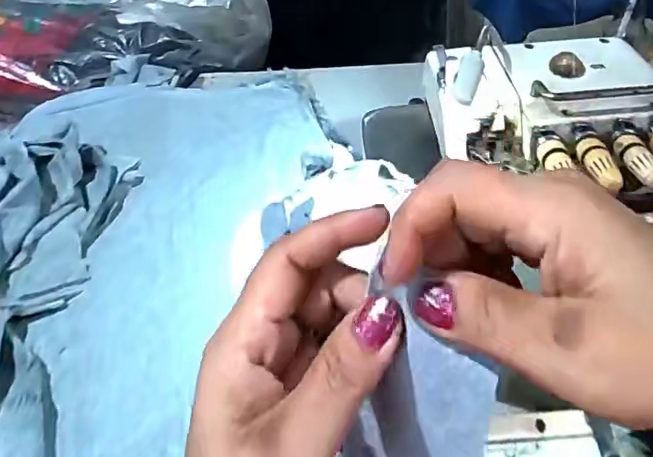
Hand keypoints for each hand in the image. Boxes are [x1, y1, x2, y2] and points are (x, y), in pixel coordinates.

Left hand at [188, 206, 403, 456]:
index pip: (285, 263)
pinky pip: (333, 356)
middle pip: (309, 287)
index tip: (385, 218)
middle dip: (357, 283)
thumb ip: (340, 377)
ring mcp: (278, 373)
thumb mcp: (294, 443)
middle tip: (412, 305)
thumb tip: (387, 309)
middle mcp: (257, 344)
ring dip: (365, 317)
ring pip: (326, 320)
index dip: (330, 232)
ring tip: (411, 335)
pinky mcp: (298, 400)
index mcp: (240, 339)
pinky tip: (394, 361)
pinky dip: (364, 350)